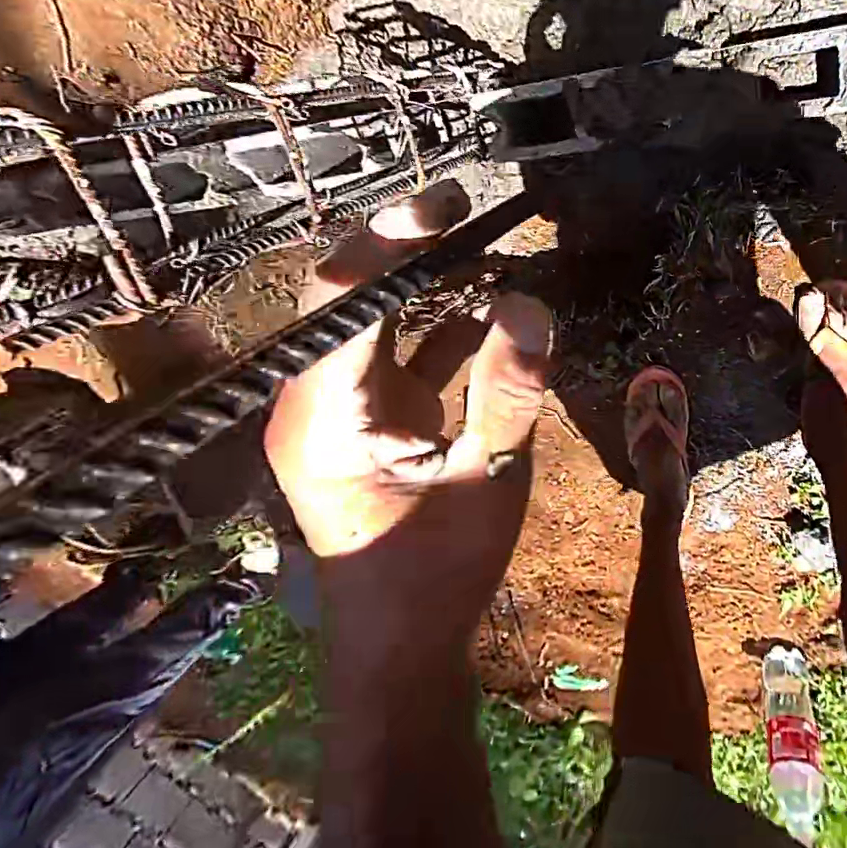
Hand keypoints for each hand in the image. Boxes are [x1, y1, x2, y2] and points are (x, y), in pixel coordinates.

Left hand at [263, 180, 551, 670]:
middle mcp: (314, 399)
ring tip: (481, 246)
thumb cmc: (435, 574)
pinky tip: (486, 307)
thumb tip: (532, 305)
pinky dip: (440, 324)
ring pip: (374, 319)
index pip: (343, 300)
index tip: (446, 203)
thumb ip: (509, 393)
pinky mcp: (366, 417)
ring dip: (425, 282)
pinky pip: (399, 351)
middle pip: (349, 296)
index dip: (390, 241)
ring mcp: (338, 407)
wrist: (400, 644)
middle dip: (404, 247)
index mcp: (324, 415)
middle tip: (463, 206)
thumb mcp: (487, 482)